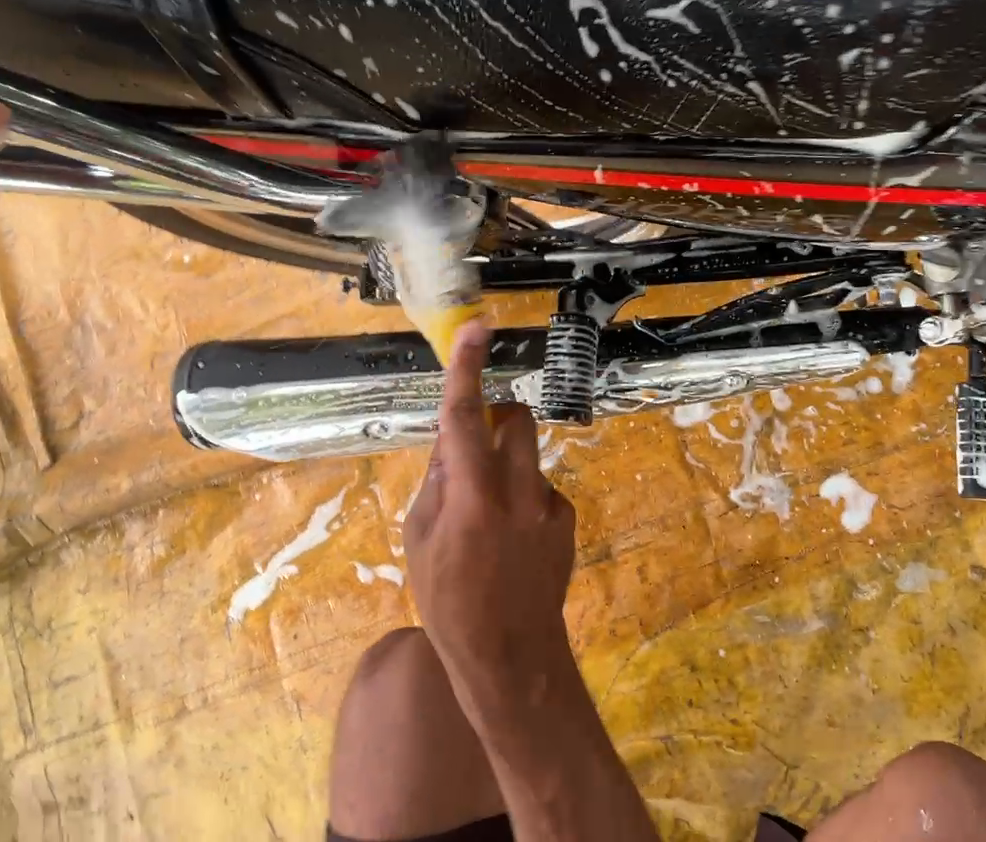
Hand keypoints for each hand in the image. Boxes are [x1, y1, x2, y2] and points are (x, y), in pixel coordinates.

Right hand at [405, 320, 577, 703]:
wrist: (511, 655)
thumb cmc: (448, 603)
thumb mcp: (419, 541)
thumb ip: (436, 483)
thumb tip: (449, 443)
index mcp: (471, 494)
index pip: (464, 416)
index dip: (466, 368)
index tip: (476, 329)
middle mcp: (517, 488)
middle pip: (514, 419)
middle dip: (495, 419)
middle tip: (474, 448)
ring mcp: (549, 502)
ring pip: (527, 454)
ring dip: (506, 465)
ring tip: (489, 515)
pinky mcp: (566, 516)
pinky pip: (540, 488)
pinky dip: (522, 498)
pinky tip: (513, 541)